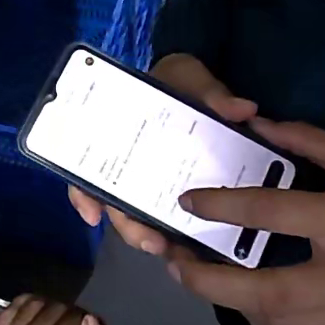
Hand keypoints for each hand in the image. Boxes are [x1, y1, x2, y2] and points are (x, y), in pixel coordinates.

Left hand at [0, 295, 109, 324]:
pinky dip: (23, 309)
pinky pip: (7, 313)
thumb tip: (92, 321)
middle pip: (53, 308)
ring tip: (54, 324)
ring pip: (30, 304)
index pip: (74, 317)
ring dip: (47, 308)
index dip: (88, 321)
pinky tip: (32, 320)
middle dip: (70, 315)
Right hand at [68, 53, 257, 255]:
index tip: (93, 216)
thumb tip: (240, 110)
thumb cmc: (178, 81)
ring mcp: (153, 179)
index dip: (84, 193)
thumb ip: (208, 90)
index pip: (89, 166)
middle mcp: (129, 162)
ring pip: (141, 215)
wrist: (196, 85)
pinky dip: (175, 234)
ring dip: (151, 235)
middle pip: (115, 201)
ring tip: (170, 248)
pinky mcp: (181, 189)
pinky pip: (172, 216)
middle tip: (153, 242)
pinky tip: (186, 248)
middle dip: (129, 226)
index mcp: (120, 135)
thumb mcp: (186, 76)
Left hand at [170, 119, 324, 324]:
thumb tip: (257, 124)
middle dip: (208, 280)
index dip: (221, 207)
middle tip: (174, 263)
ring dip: (234, 307)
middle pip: (262, 291)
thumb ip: (311, 141)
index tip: (186, 202)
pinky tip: (255, 309)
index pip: (270, 215)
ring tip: (205, 282)